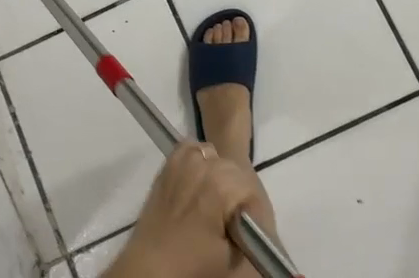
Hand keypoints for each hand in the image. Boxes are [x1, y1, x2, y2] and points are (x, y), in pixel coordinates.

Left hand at [106, 142, 276, 277]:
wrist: (150, 268)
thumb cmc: (193, 266)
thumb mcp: (235, 261)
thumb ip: (258, 240)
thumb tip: (267, 232)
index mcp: (219, 185)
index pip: (252, 190)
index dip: (257, 214)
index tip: (253, 234)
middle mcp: (201, 164)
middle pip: (235, 171)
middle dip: (240, 196)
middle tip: (237, 225)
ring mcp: (181, 161)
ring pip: (216, 158)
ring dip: (222, 179)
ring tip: (218, 209)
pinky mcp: (168, 166)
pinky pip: (193, 151)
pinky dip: (201, 164)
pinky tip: (200, 188)